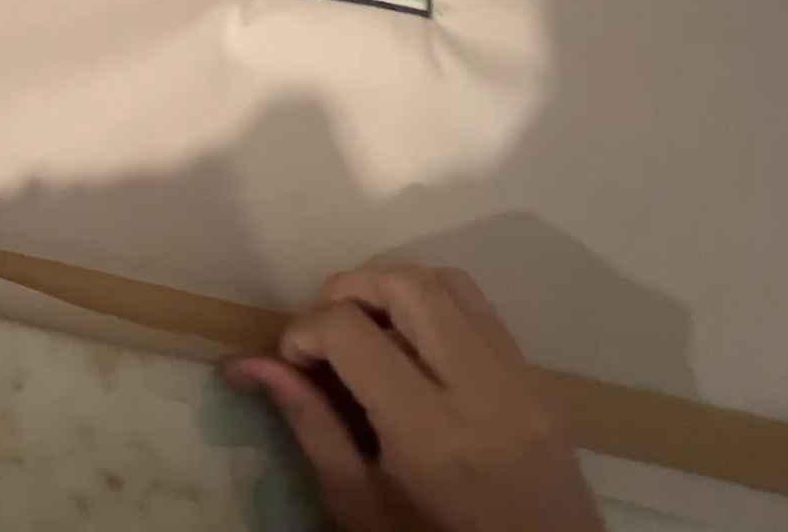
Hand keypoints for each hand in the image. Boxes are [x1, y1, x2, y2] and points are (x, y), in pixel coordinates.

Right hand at [224, 265, 604, 531]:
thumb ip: (306, 422)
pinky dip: (432, 306)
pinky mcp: (541, 384)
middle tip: (326, 332)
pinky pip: (479, 309)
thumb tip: (245, 363)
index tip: (294, 364)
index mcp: (431, 434)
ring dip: (391, 290)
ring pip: (445, 281)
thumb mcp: (357, 506)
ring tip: (368, 332)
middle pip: (403, 284)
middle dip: (346, 290)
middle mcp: (484, 393)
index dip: (303, 332)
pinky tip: (411, 347)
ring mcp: (523, 384)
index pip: (349, 329)